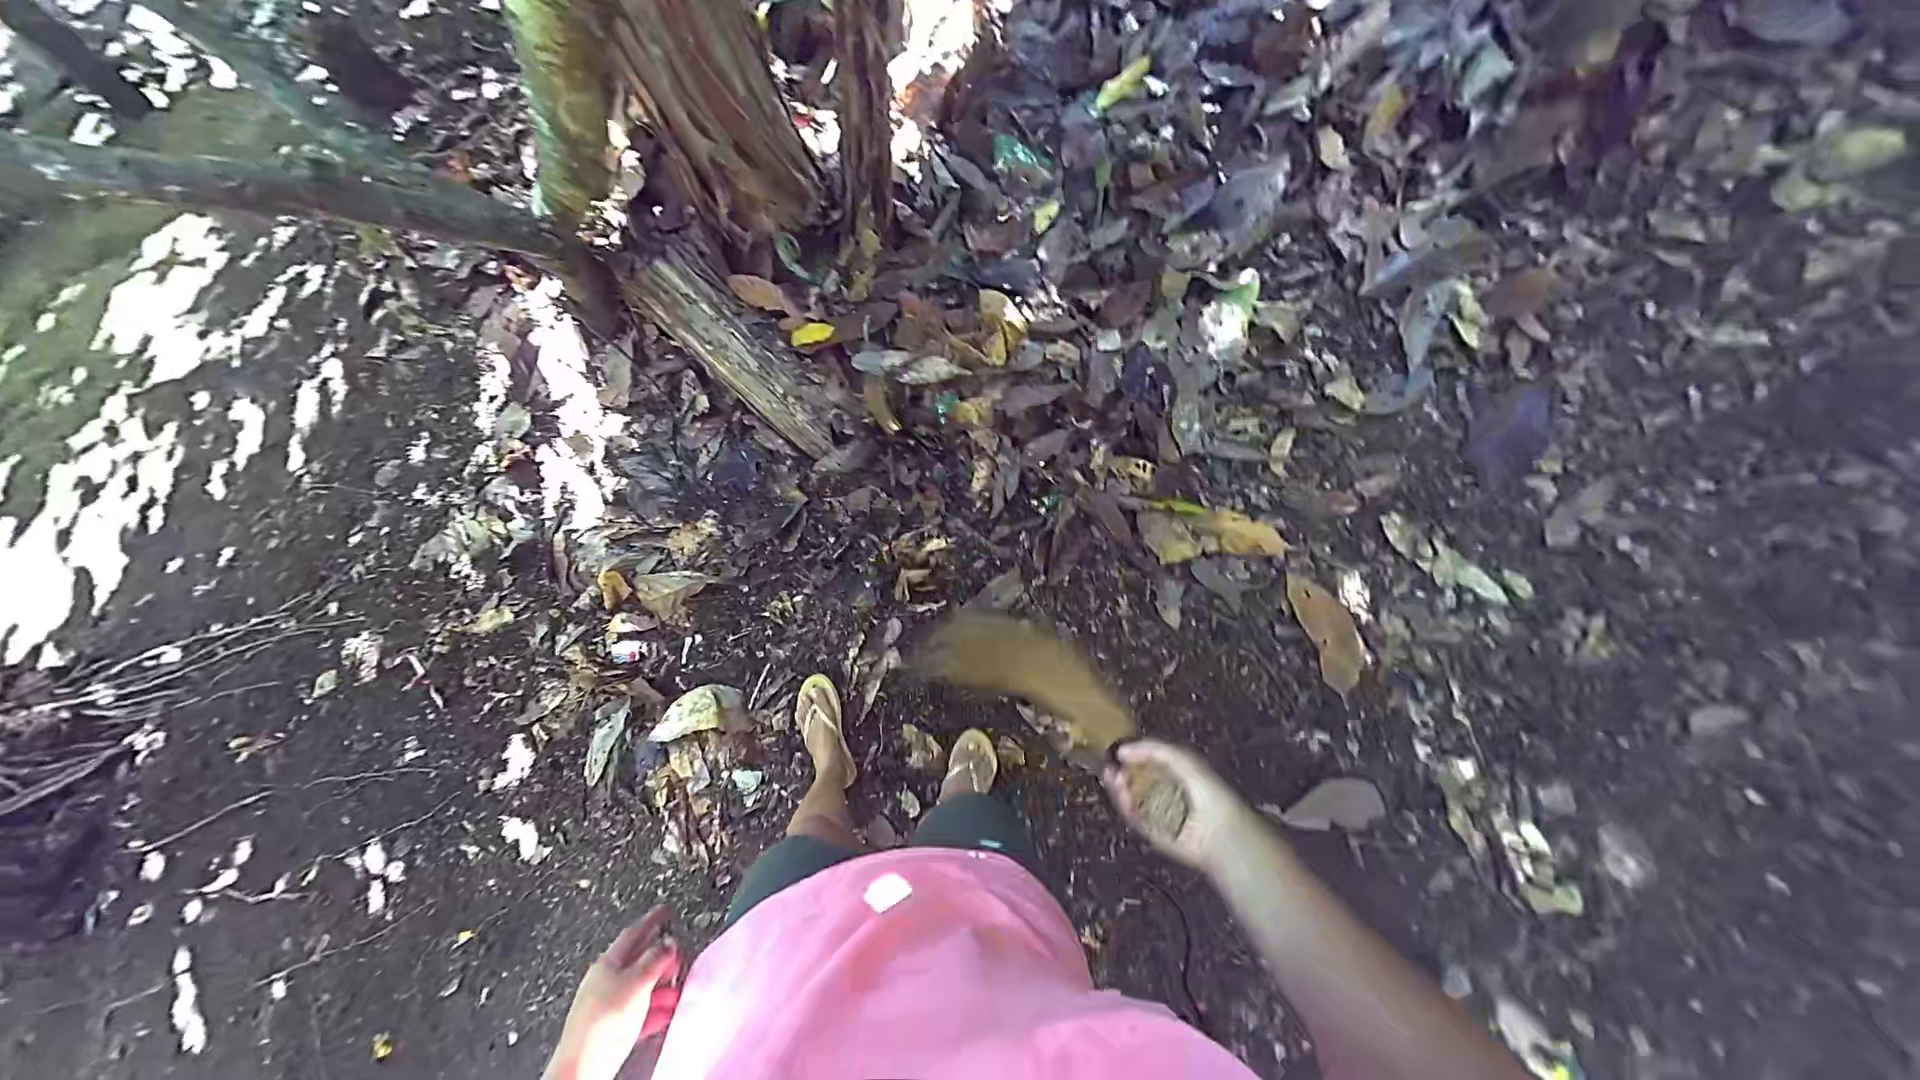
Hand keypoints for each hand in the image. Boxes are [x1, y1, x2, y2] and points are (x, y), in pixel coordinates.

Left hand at [543, 906, 682, 1079]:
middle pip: (638, 959)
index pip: (633, 932)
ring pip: (641, 985)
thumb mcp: (637, 982)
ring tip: (677, 984)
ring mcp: (606, 1006)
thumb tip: (669, 943)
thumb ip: (656, 958)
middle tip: (678, 953)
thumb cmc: (601, 1026)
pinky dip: (656, 1006)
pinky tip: (666, 1010)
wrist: (581, 1071)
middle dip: (661, 955)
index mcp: (607, 964)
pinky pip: (639, 1009)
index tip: (664, 910)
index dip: (652, 919)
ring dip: (661, 983)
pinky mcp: (611, 1029)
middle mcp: (604, 981)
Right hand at [1104, 739, 1259, 875]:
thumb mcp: (1182, 758)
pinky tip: (1120, 794)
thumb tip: (1122, 750)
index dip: (1133, 757)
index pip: (1149, 764)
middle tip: (1112, 769)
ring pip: (1133, 801)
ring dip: (1120, 790)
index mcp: (1178, 777)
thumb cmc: (1207, 791)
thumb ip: (1153, 749)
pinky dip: (1125, 807)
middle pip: (1137, 783)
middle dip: (1123, 775)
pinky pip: (1136, 819)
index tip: (1119, 753)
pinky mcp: (1155, 834)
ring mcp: (1161, 816)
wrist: (1219, 831)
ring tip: (1113, 778)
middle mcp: (1168, 796)